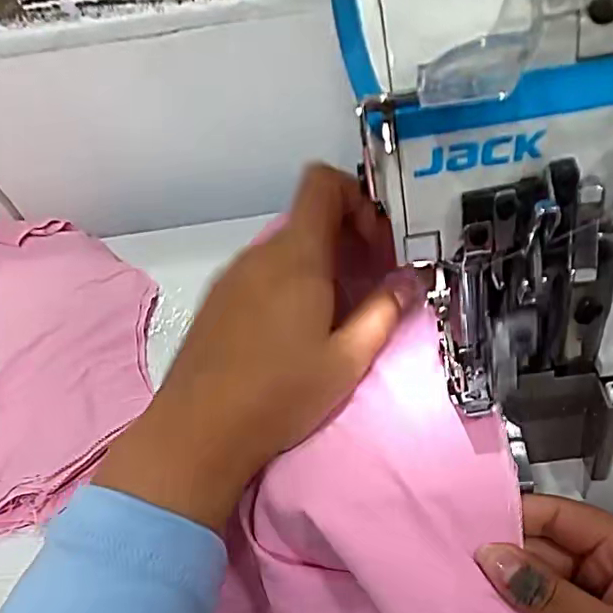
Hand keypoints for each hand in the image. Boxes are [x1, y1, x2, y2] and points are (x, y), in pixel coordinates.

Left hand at [93, 165, 423, 528]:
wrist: (202, 429)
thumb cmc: (281, 394)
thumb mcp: (347, 359)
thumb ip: (384, 313)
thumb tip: (410, 281)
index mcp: (297, 256)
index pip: (324, 184)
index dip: (359, 201)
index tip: (377, 248)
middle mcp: (260, 254)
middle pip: (309, 220)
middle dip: (348, 244)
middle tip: (370, 291)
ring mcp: (232, 277)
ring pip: (286, 250)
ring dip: (320, 269)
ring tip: (334, 320)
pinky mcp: (217, 302)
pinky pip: (262, 275)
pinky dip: (290, 287)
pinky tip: (294, 335)